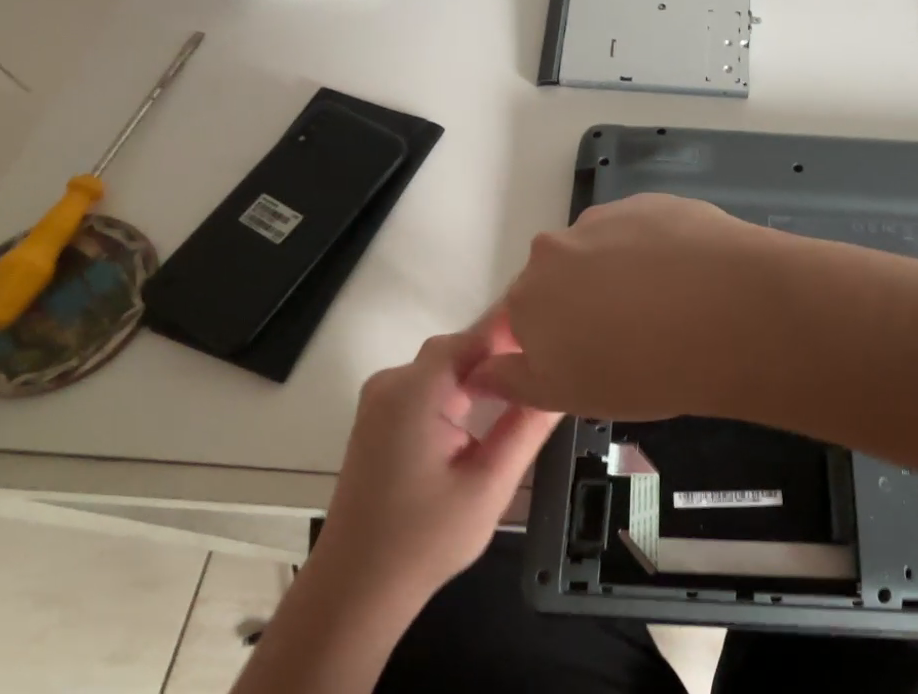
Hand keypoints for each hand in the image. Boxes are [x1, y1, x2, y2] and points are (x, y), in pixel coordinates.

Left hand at [313, 326, 559, 601]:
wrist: (356, 588)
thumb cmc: (425, 540)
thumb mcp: (489, 483)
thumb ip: (527, 426)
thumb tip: (560, 381)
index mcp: (416, 391)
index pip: (477, 335)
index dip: (519, 328)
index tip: (561, 330)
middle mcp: (393, 382)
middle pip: (461, 348)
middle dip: (506, 353)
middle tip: (554, 366)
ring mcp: (381, 399)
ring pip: (446, 366)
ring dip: (485, 373)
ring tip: (533, 385)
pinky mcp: (381, 418)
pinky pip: (430, 386)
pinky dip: (463, 390)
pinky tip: (492, 408)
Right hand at [470, 193, 800, 421]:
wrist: (731, 313)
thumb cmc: (643, 368)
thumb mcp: (568, 396)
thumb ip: (514, 381)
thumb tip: (478, 372)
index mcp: (528, 295)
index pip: (522, 320)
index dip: (555, 343)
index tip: (591, 361)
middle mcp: (557, 247)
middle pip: (561, 278)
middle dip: (585, 304)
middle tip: (631, 339)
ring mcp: (608, 218)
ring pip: (603, 251)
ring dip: (621, 274)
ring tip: (668, 309)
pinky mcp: (655, 202)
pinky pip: (645, 231)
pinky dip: (658, 252)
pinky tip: (690, 279)